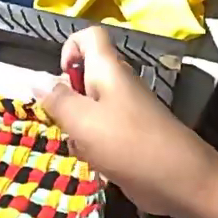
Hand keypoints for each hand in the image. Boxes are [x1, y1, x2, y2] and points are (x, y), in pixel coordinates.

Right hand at [36, 26, 217, 217]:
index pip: (89, 36)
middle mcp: (117, 85)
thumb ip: (57, 100)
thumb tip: (36, 79)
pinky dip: (92, 146)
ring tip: (82, 148)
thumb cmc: (128, 144)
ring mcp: (125, 112)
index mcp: (108, 71)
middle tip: (65, 122)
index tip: (61, 77)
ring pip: (87, 110)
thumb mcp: (82, 121)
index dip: (69, 48)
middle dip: (65, 100)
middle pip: (82, 78)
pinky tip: (96, 163)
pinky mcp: (129, 137)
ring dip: (76, 128)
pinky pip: (99, 133)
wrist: (181, 181)